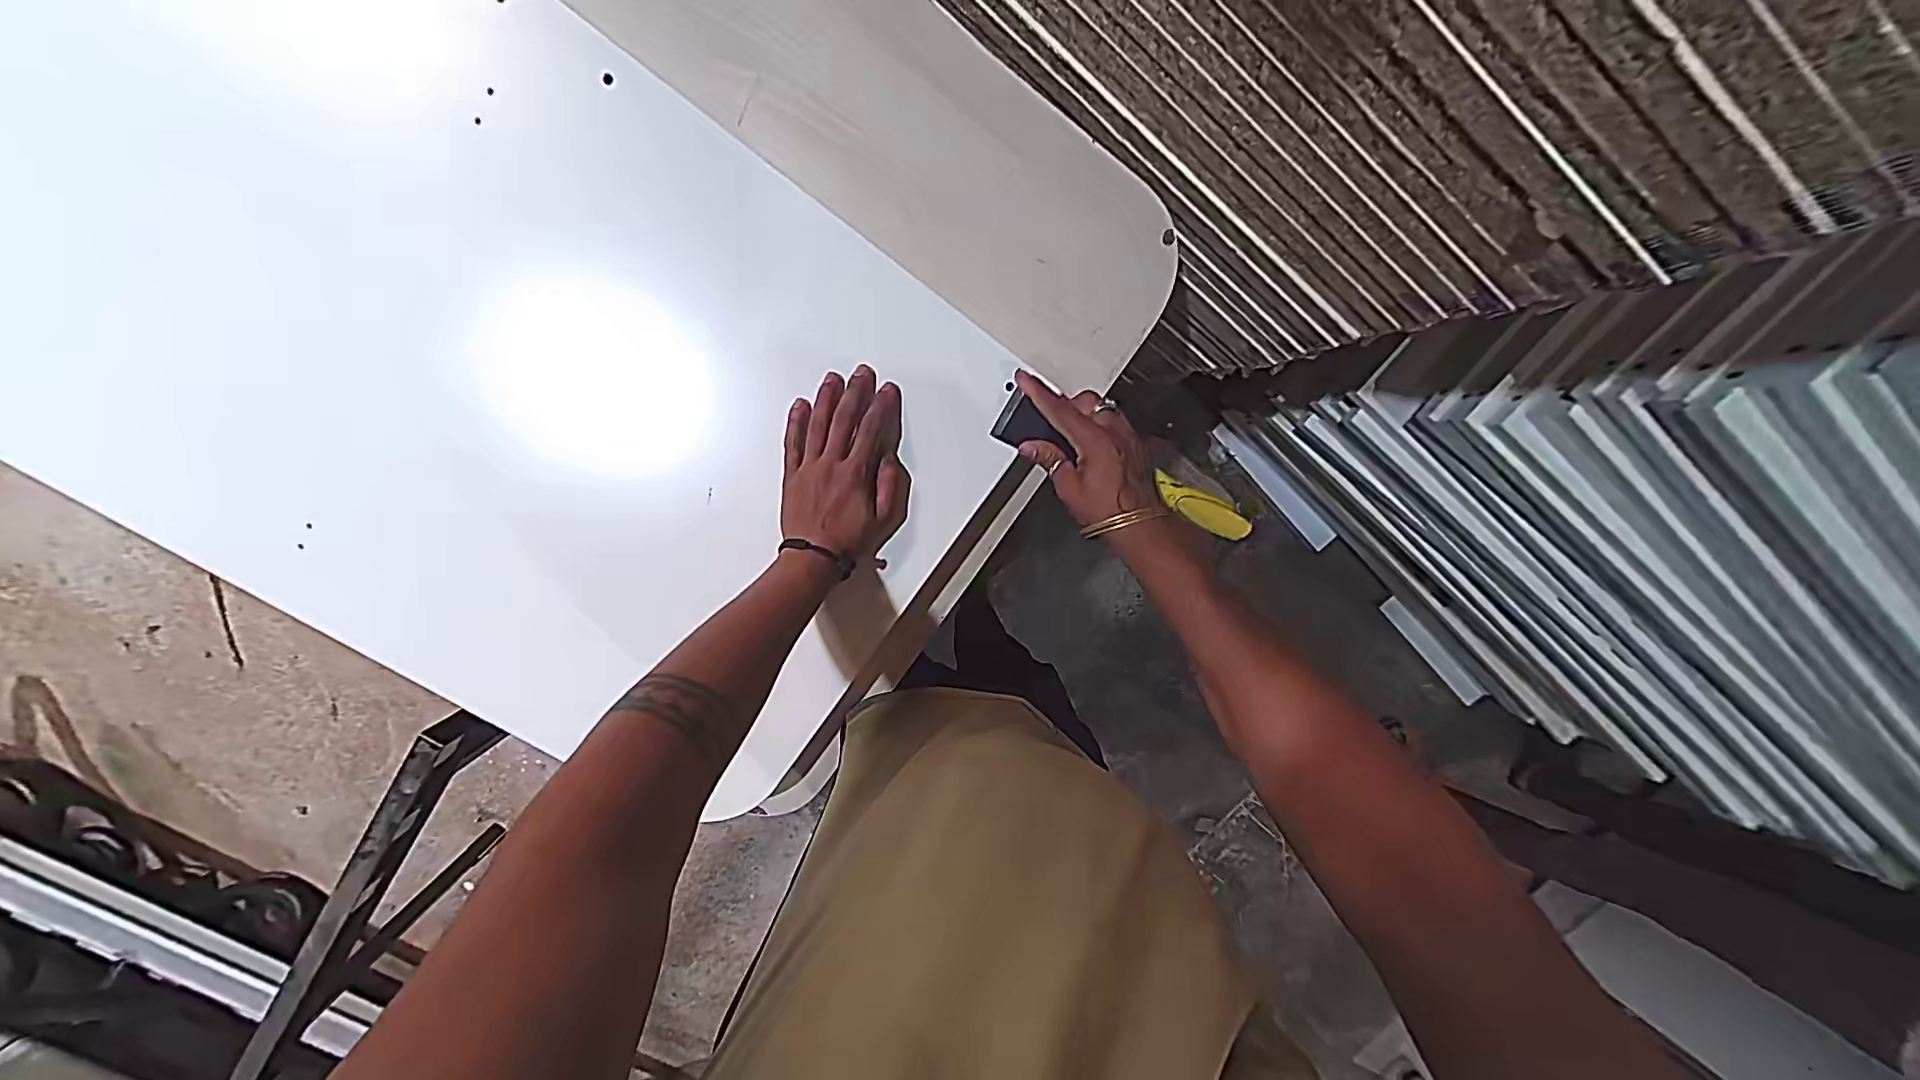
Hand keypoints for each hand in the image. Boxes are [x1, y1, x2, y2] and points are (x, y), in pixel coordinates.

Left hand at [782, 365, 910, 562]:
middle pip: (844, 419)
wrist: (812, 557)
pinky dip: (796, 421)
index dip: (880, 408)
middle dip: (856, 393)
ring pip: (818, 424)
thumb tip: (888, 460)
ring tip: (833, 379)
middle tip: (862, 375)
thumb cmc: (845, 542)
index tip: (886, 392)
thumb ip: (889, 486)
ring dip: (826, 398)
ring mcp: (809, 468)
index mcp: (855, 475)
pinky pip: (793, 442)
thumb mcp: (883, 519)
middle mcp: (831, 465)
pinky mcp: (793, 475)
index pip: (871, 431)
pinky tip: (800, 405)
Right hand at [1012, 371, 1158, 529]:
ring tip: (1071, 436)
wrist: (1138, 524)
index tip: (1025, 379)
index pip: (1059, 409)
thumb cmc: (1109, 511)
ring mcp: (1128, 435)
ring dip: (1083, 415)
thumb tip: (1032, 447)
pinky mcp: (1135, 442)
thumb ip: (1050, 459)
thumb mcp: (1068, 486)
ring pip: (1101, 408)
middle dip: (1064, 407)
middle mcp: (1114, 431)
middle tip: (1048, 424)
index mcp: (1095, 440)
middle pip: (1083, 402)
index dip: (1038, 393)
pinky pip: (1114, 420)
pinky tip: (1092, 441)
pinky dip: (1099, 424)